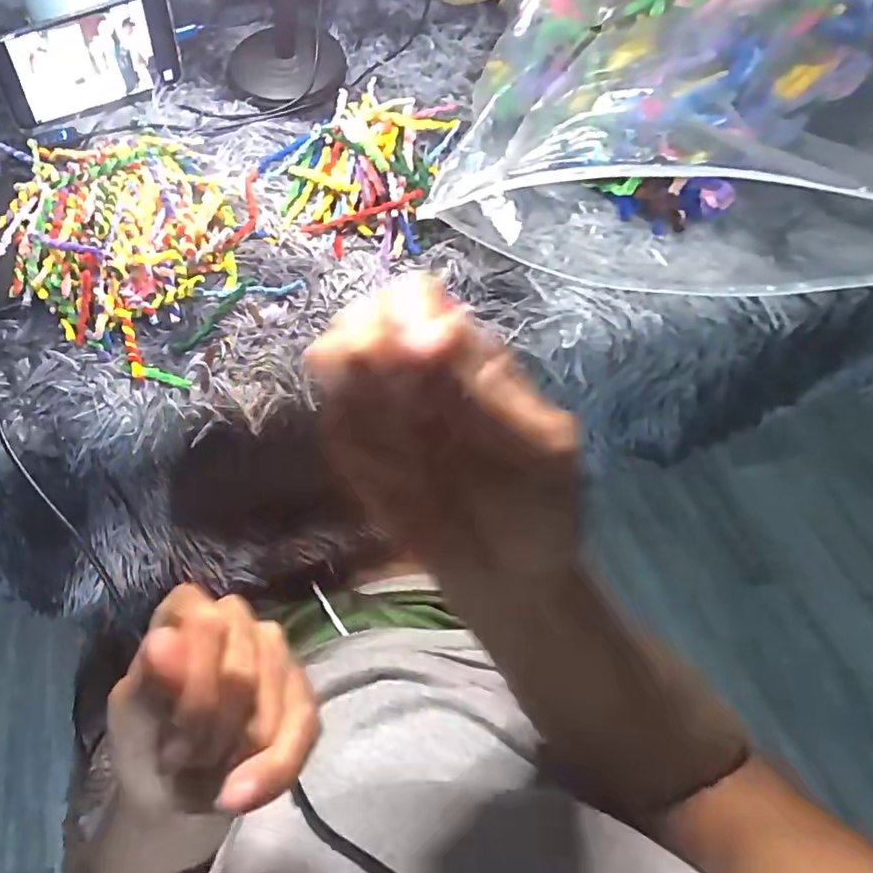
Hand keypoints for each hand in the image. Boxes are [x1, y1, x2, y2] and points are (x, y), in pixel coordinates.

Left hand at [106, 584, 318, 816]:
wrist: (169, 788)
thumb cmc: (145, 737)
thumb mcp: (132, 715)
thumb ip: (149, 678)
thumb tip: (163, 641)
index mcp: (187, 606)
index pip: (204, 625)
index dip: (191, 689)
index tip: (166, 735)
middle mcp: (234, 615)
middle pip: (239, 672)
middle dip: (209, 732)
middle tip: (179, 761)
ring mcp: (272, 649)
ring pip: (270, 705)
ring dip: (235, 756)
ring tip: (203, 773)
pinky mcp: (300, 691)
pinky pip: (303, 728)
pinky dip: (272, 771)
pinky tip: (239, 794)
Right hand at [303, 273, 582, 579]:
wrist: (505, 575)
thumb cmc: (537, 506)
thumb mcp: (541, 444)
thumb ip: (492, 387)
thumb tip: (439, 331)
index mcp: (464, 354)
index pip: (416, 296)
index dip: (410, 311)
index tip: (428, 353)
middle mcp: (412, 368)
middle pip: (362, 315)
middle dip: (364, 334)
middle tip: (392, 382)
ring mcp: (377, 404)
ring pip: (330, 355)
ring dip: (347, 376)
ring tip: (384, 420)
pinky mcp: (353, 444)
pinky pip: (331, 413)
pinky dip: (346, 423)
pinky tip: (379, 457)